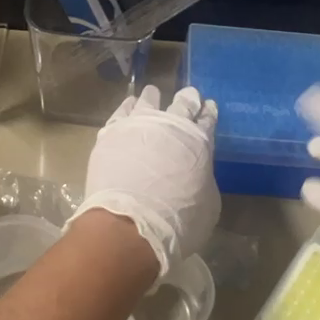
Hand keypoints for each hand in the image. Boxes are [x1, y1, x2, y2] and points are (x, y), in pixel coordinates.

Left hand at [70, 85, 219, 277]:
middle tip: (189, 95)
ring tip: (153, 94)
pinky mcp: (111, 132)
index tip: (208, 107)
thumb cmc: (177, 221)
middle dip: (187, 100)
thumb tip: (196, 175)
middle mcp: (171, 126)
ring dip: (153, 98)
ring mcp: (138, 125)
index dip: (208, 113)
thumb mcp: (208, 204)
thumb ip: (203, 180)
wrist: (130, 224)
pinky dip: (128, 107)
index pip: (207, 120)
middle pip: (182, 105)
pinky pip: (122, 111)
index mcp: (199, 143)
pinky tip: (129, 105)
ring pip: (148, 100)